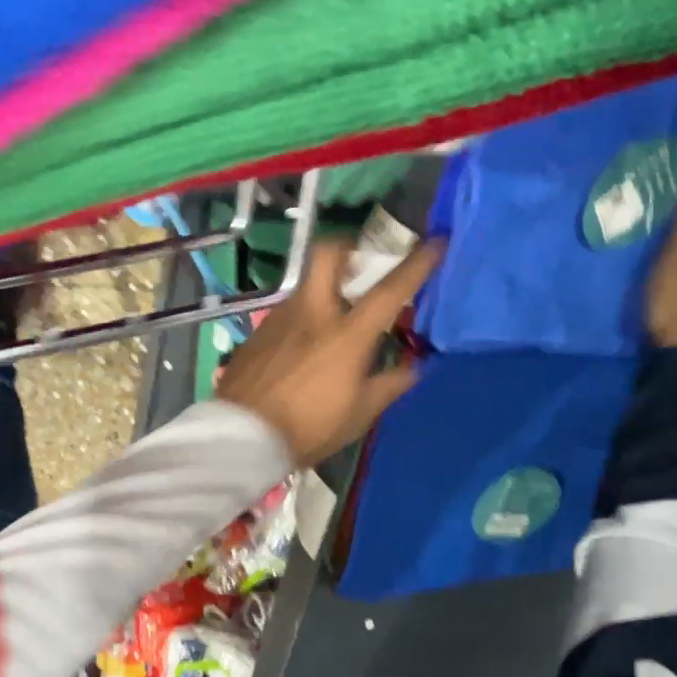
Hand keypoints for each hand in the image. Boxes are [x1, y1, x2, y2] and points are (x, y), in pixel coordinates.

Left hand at [217, 238, 441, 465]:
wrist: (240, 435)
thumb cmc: (308, 427)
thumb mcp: (360, 414)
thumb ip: (390, 384)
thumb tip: (414, 365)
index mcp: (346, 334)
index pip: (389, 290)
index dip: (417, 264)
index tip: (435, 242)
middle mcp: (311, 313)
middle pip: (327, 255)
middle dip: (348, 247)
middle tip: (361, 263)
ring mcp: (280, 317)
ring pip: (306, 284)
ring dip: (324, 289)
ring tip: (335, 316)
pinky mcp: (258, 330)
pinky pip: (288, 310)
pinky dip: (304, 316)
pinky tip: (306, 343)